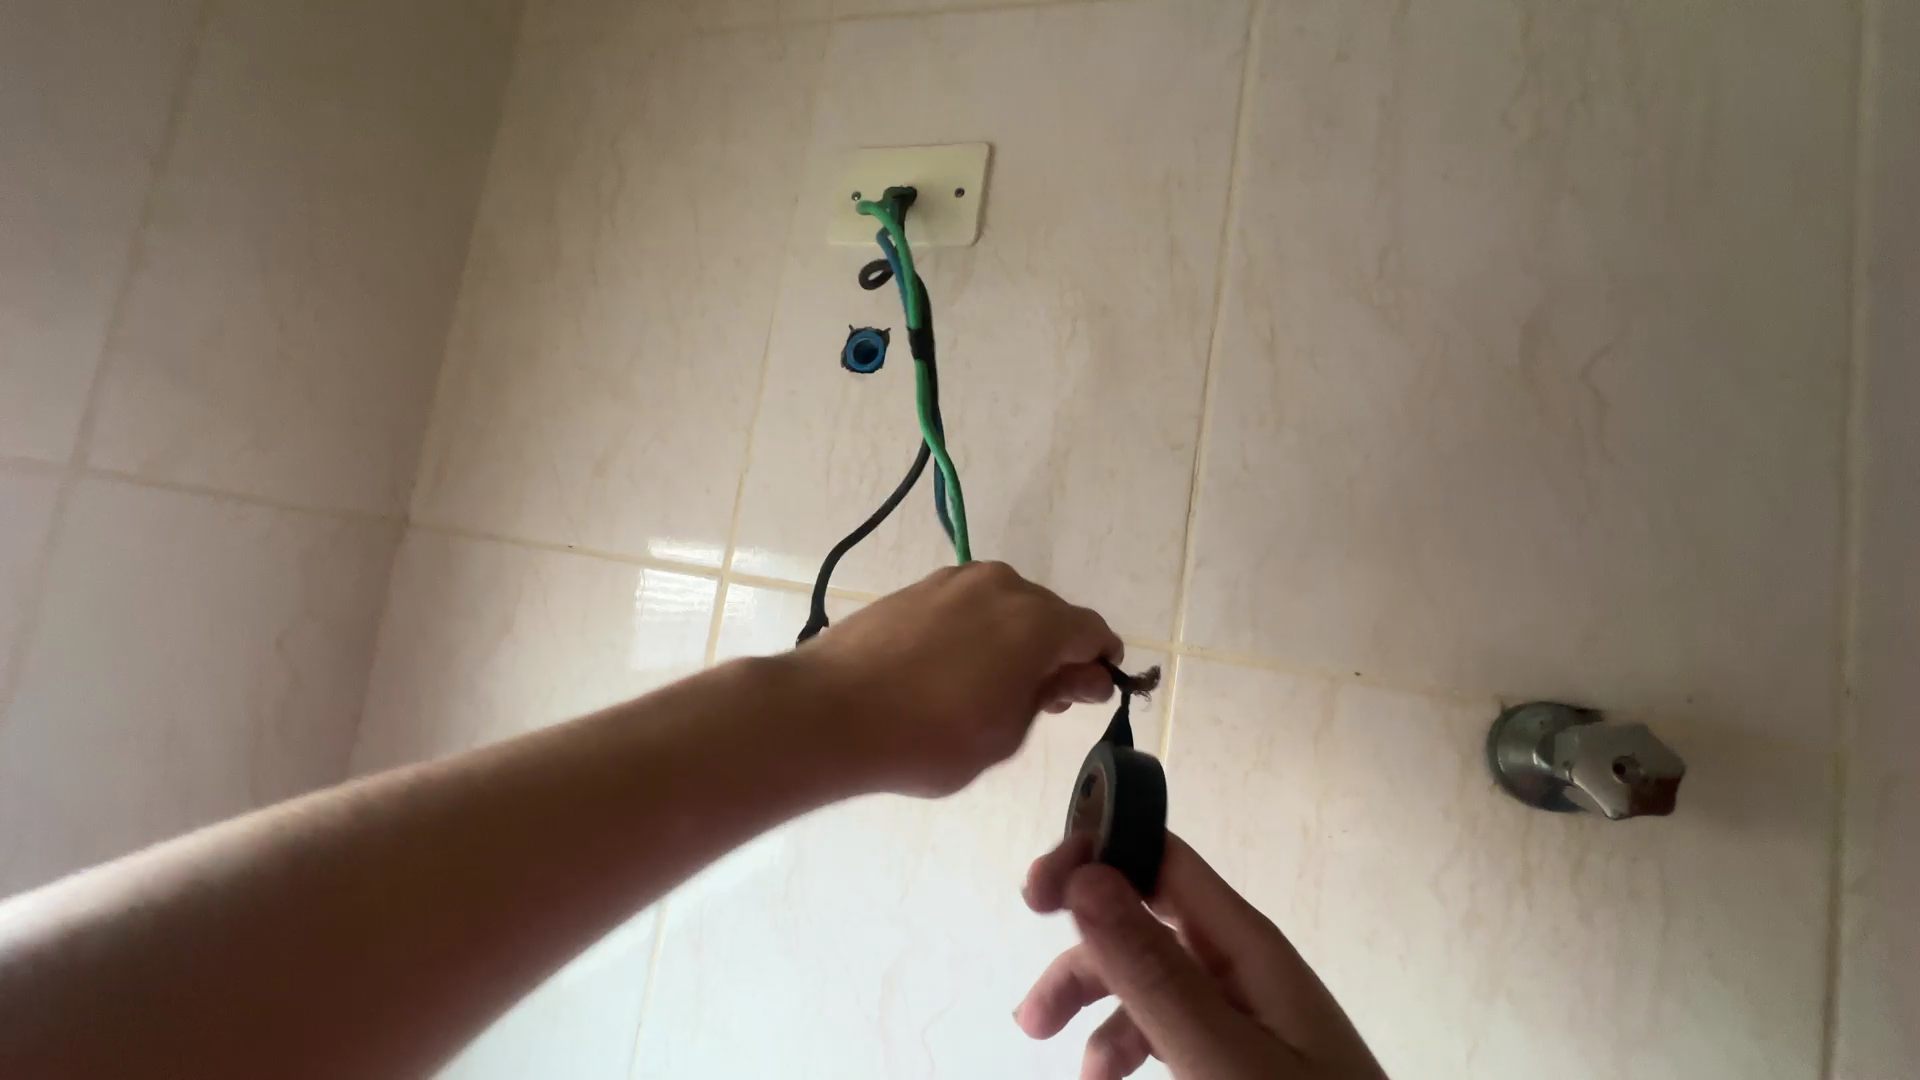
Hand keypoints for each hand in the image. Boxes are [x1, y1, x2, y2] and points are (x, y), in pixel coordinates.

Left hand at [796, 561, 1121, 796]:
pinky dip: (977, 630)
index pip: (1092, 632)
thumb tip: (1082, 673)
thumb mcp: (1006, 734)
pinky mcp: (918, 587)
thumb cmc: (929, 737)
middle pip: (1051, 614)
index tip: (1086, 695)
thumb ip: (1051, 694)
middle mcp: (1001, 585)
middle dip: (1056, 652)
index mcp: (1036, 620)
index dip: (1100, 664)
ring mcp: (954, 580)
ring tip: (988, 687)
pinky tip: (950, 668)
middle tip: (1037, 702)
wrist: (830, 710)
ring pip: (1007, 606)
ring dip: (1014, 638)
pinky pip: (968, 604)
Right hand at [1017, 833, 1388, 1079]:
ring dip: (1084, 988)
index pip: (1160, 855)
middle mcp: (1236, 963)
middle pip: (1140, 910)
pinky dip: (1118, 1038)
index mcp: (1243, 942)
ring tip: (1037, 1033)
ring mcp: (1235, 1010)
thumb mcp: (1221, 1058)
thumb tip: (1086, 875)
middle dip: (1078, 923)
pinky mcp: (1232, 1053)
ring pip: (1141, 970)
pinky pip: (1160, 1022)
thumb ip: (1154, 971)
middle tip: (1025, 932)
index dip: (1096, 852)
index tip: (1039, 889)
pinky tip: (1096, 1076)